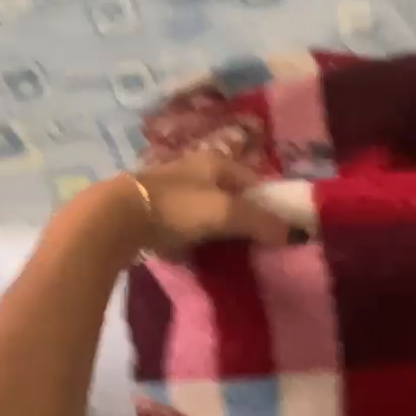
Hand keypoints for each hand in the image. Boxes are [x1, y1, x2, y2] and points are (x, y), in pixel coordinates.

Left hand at [87, 152, 293, 259]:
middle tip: (259, 245)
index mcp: (216, 161)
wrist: (116, 219)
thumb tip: (299, 233)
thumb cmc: (177, 208)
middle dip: (245, 216)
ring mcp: (172, 190)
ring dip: (220, 228)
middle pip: (231, 193)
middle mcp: (195, 169)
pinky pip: (186, 224)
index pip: (255, 180)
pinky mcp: (153, 212)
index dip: (270, 202)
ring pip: (207, 208)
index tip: (281, 230)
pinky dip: (196, 237)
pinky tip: (200, 254)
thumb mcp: (226, 212)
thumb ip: (262, 221)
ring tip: (232, 253)